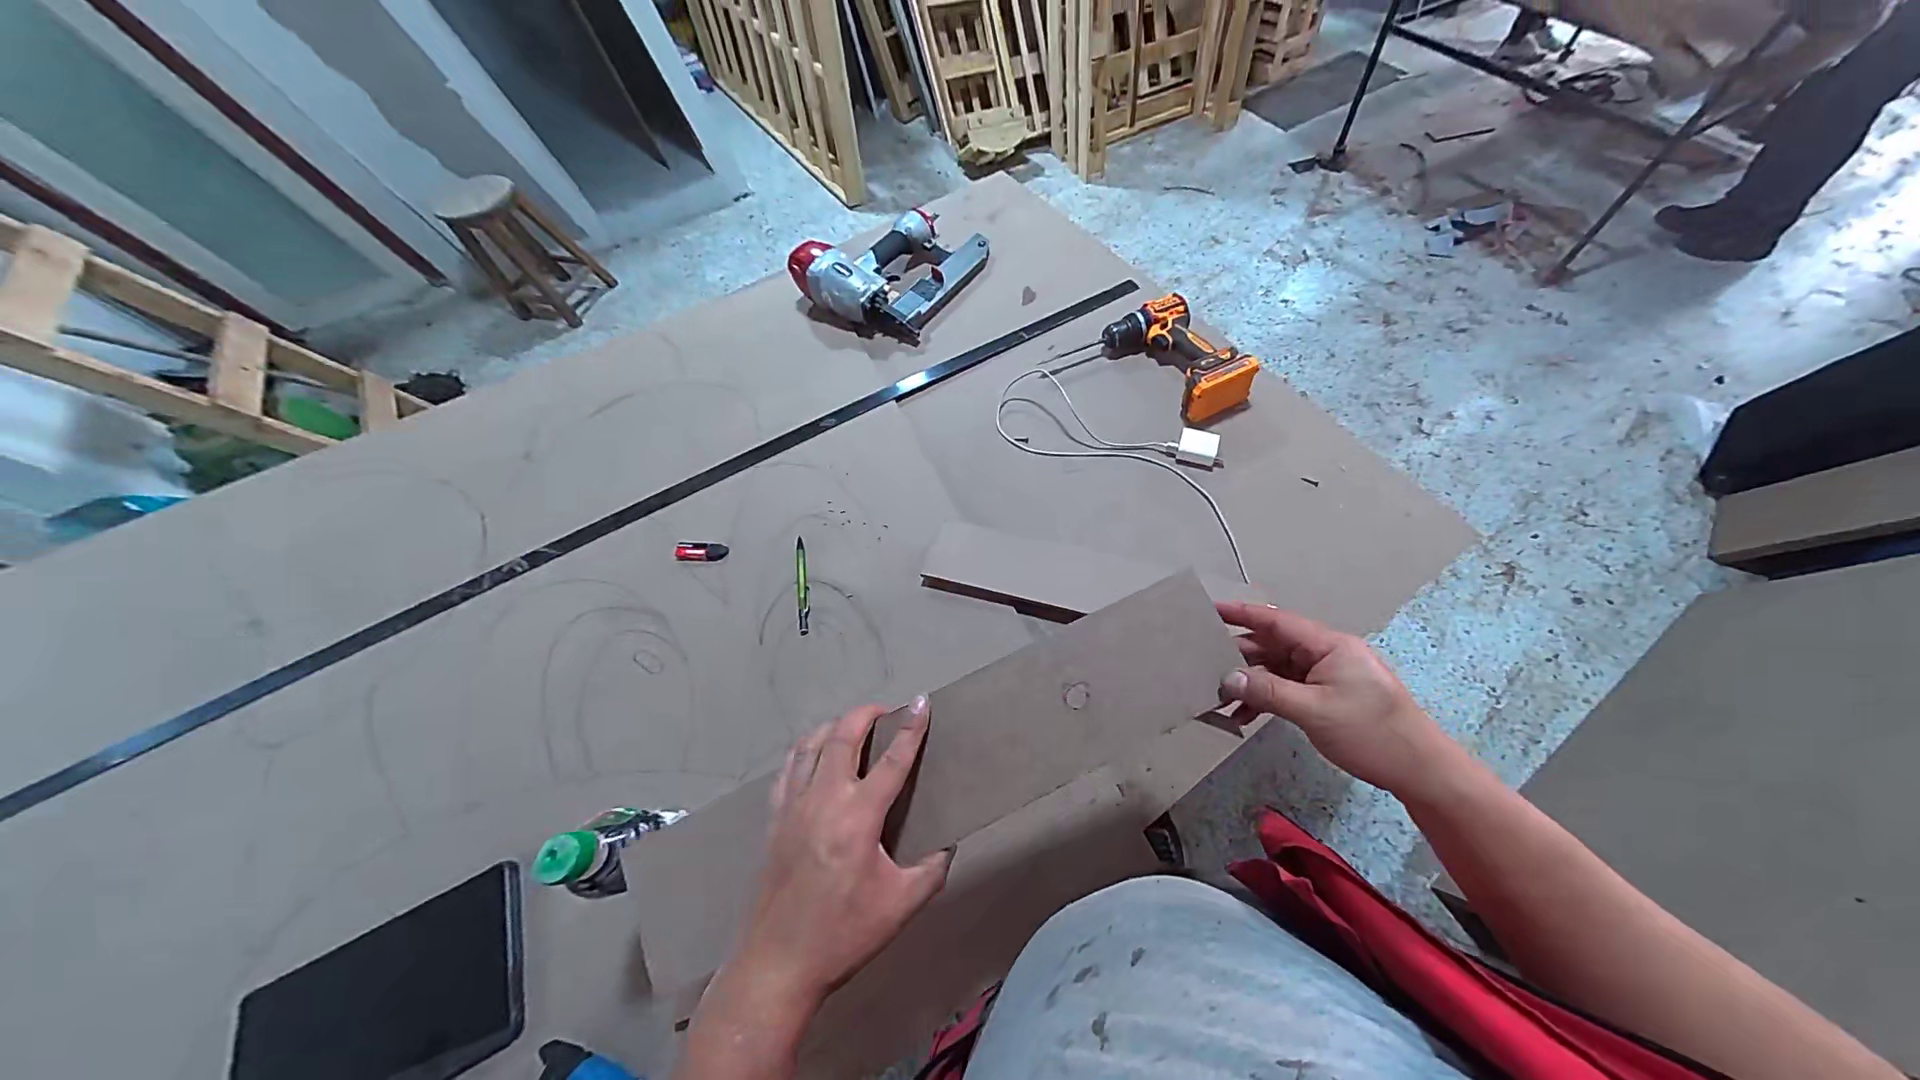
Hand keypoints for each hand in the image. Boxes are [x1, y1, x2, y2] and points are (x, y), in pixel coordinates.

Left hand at [729, 698, 952, 1008]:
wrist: (779, 963)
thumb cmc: (844, 934)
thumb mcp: (902, 905)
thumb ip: (932, 869)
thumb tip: (946, 845)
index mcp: (858, 817)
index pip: (892, 760)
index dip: (910, 728)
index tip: (920, 702)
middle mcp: (823, 800)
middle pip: (843, 736)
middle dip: (866, 713)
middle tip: (886, 711)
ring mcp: (793, 806)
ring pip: (811, 745)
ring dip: (834, 726)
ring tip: (853, 726)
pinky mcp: (774, 819)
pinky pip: (788, 768)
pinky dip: (805, 750)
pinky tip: (815, 754)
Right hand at [1215, 602, 1463, 799]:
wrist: (1420, 770)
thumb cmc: (1372, 733)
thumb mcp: (1314, 711)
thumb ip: (1268, 692)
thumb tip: (1228, 678)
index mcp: (1329, 646)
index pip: (1276, 621)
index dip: (1242, 614)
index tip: (1211, 609)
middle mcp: (1327, 654)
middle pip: (1273, 646)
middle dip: (1239, 655)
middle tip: (1204, 664)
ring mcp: (1328, 676)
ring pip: (1277, 669)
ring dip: (1251, 683)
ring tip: (1221, 696)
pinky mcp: (1328, 696)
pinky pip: (1287, 689)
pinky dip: (1266, 699)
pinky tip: (1244, 715)